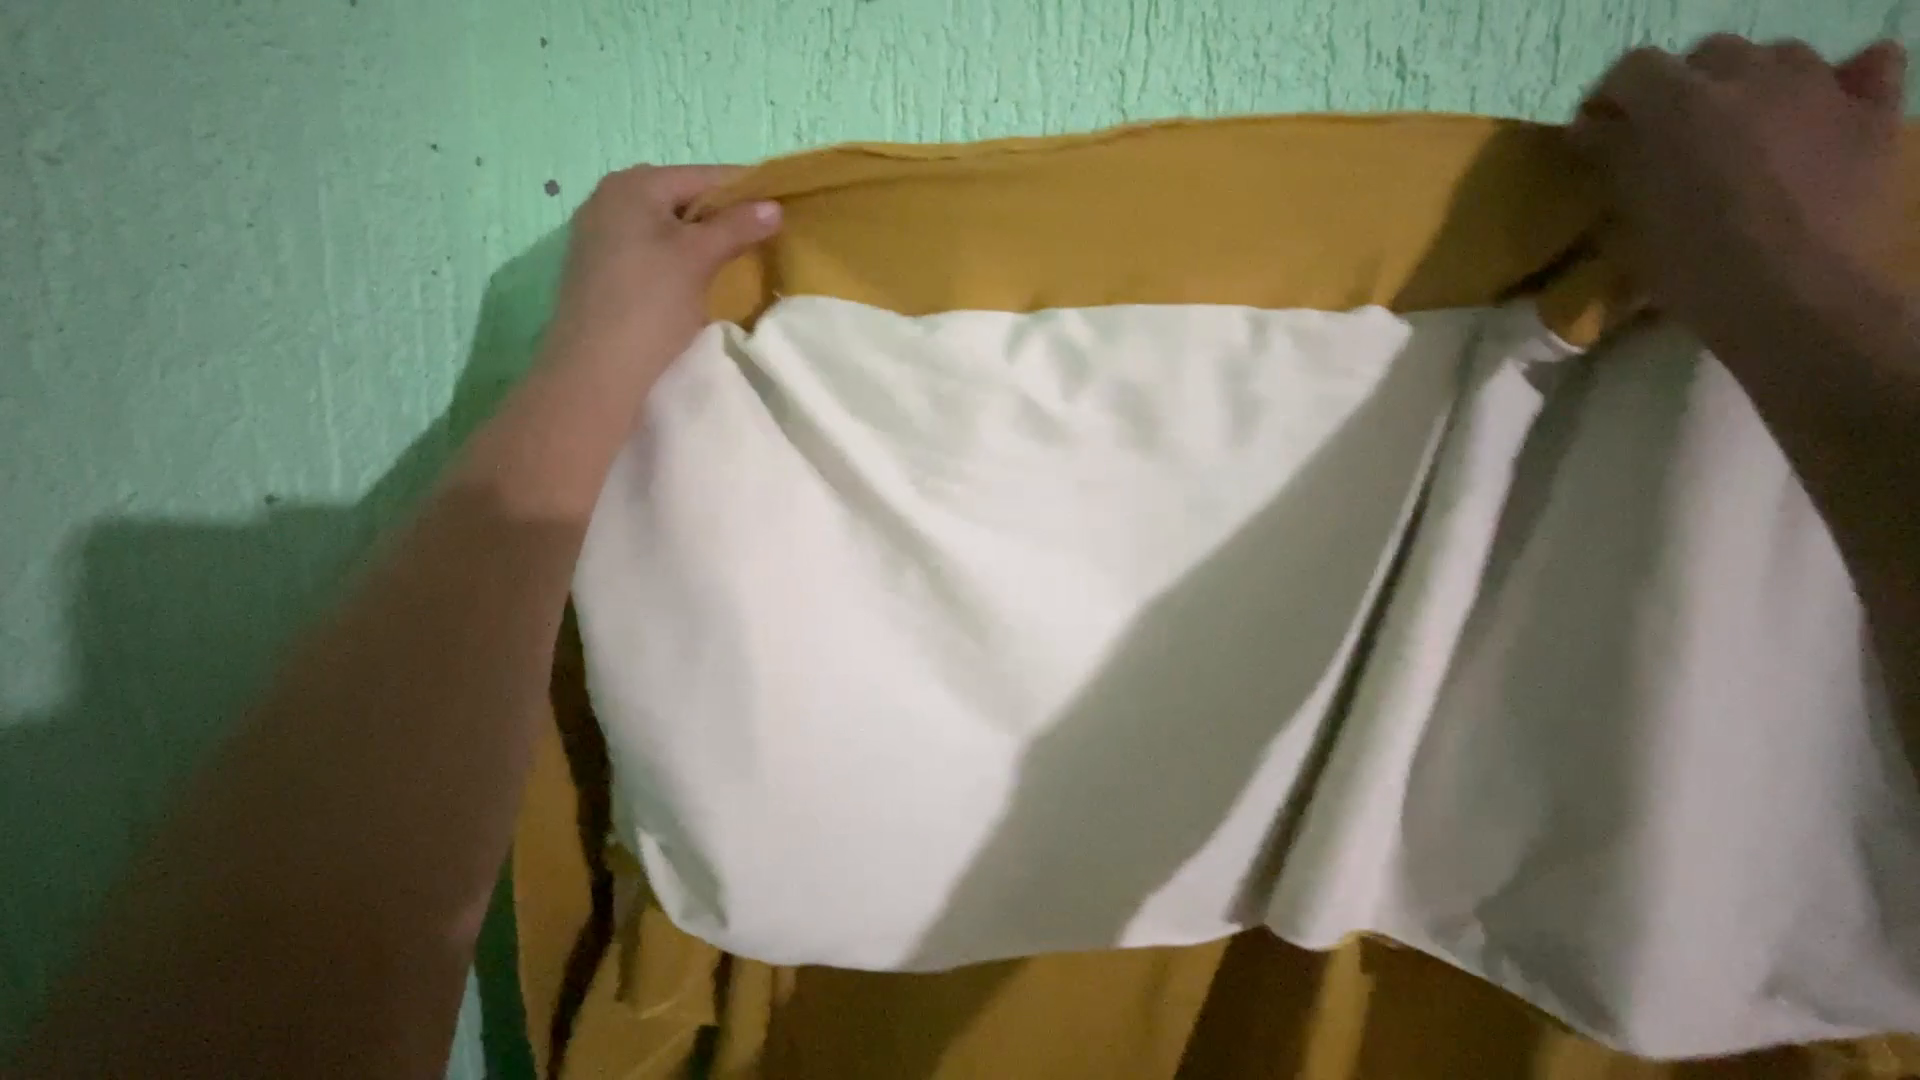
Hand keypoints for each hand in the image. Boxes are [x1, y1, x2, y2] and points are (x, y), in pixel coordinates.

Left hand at [545, 164, 780, 365]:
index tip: (780, 209)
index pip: (703, 176)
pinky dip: (676, 258)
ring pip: (665, 226)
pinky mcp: (598, 267)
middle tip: (759, 239)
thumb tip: (773, 207)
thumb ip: (737, 227)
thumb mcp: (699, 259)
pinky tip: (694, 280)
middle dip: (722, 217)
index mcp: (634, 184)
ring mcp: (599, 233)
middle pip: (682, 198)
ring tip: (732, 261)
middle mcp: (609, 197)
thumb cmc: (650, 303)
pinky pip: (648, 249)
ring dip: (700, 240)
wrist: (595, 366)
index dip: (746, 191)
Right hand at [1570, 37, 1906, 344]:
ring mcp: (1822, 88)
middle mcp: (1752, 78)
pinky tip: (1821, 111)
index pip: (1633, 69)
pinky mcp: (1875, 110)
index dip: (1612, 98)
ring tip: (1739, 130)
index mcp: (1680, 107)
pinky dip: (1840, 81)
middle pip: (1708, 55)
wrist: (1799, 299)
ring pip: (1779, 56)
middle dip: (1681, 88)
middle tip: (1666, 138)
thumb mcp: (1631, 219)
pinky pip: (1865, 66)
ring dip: (1751, 84)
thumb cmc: (1696, 269)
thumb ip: (1613, 163)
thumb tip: (1591, 130)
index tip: (1599, 132)